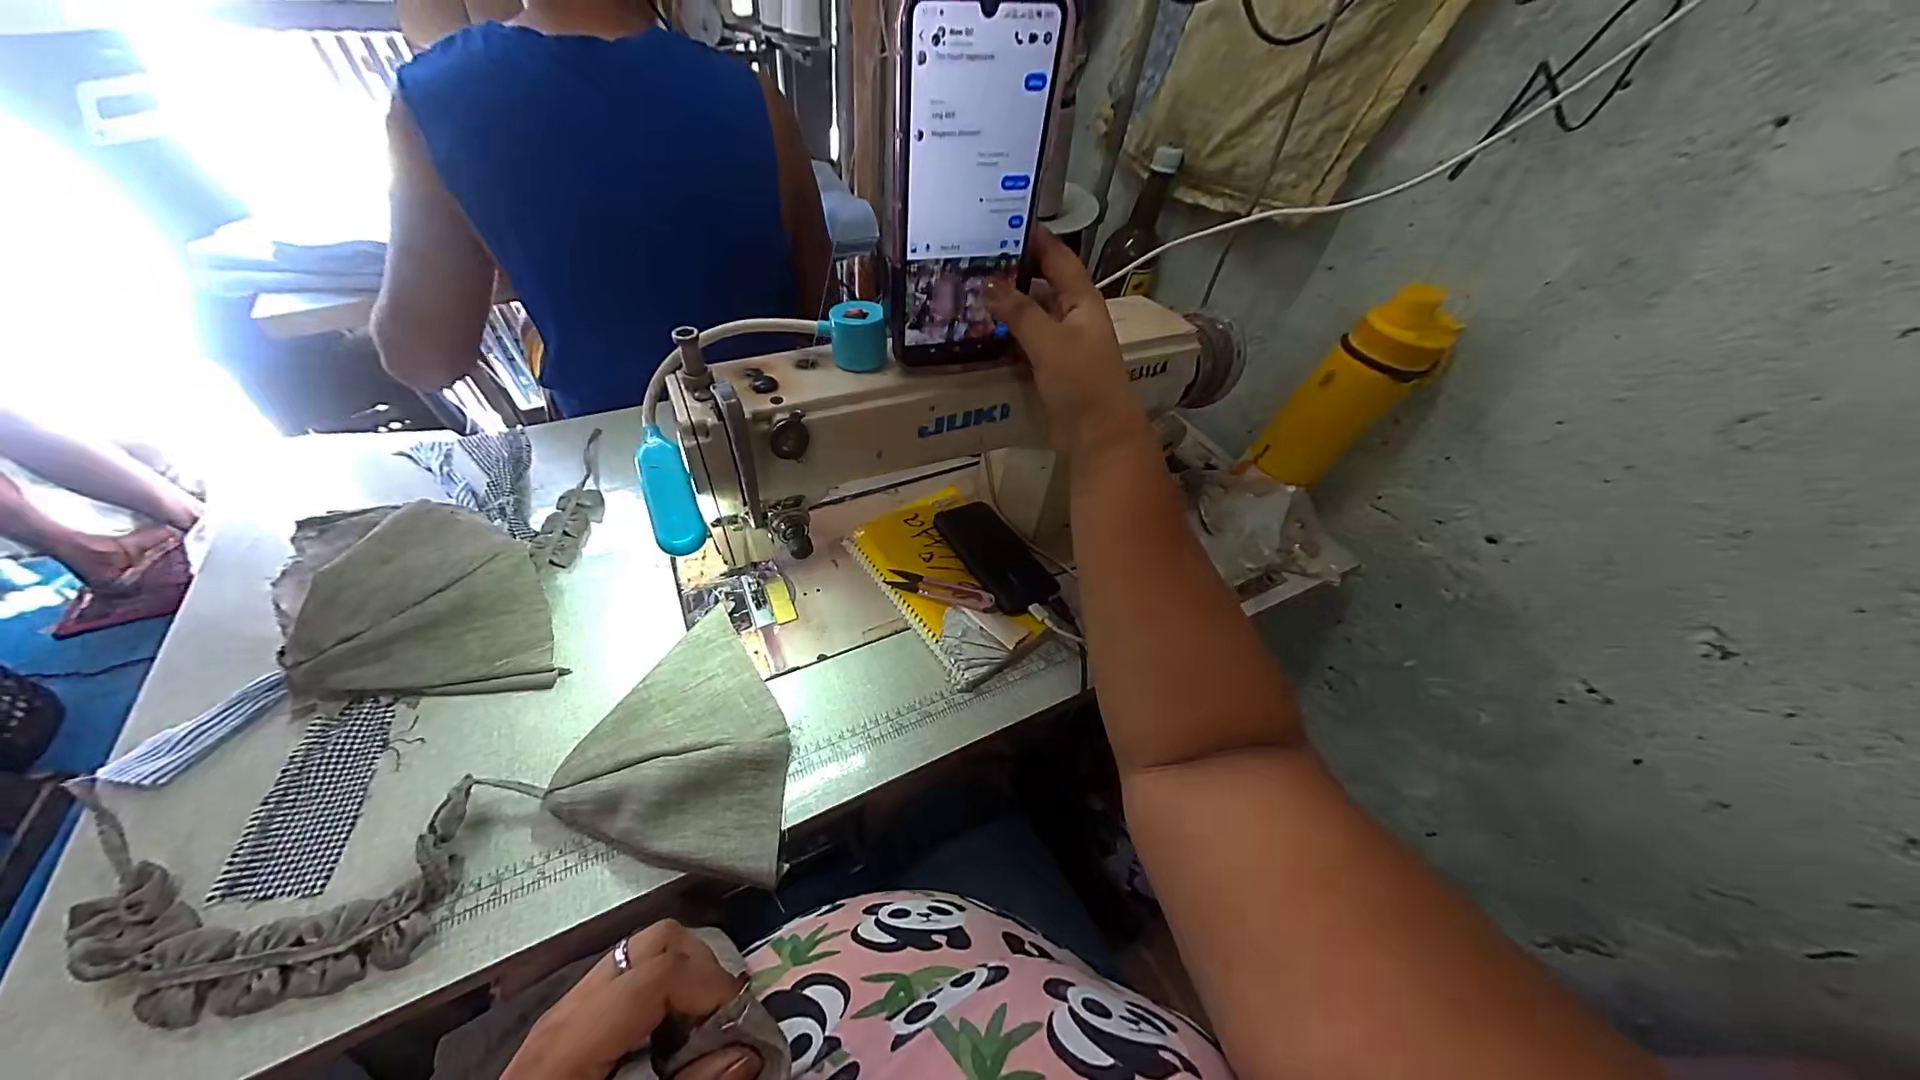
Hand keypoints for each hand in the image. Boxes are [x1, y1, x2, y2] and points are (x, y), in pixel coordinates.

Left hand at [504, 920, 761, 1079]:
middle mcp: (567, 1011)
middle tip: (721, 1021)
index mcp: (571, 1040)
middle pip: (657, 940)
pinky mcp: (569, 1026)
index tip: (739, 1025)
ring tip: (697, 1030)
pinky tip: (666, 1040)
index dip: (712, 988)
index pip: (660, 972)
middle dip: (703, 969)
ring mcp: (565, 1013)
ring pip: (645, 950)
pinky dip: (663, 993)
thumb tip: (745, 1055)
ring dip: (686, 977)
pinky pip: (630, 979)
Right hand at [985, 228, 1148, 457]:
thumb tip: (988, 283)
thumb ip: (1019, 312)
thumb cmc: (1082, 383)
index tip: (999, 219)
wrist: (1097, 435)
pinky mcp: (1047, 368)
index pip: (1056, 257)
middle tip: (969, 261)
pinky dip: (1002, 337)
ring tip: (965, 293)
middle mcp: (1071, 316)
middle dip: (1008, 274)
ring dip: (1002, 308)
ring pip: (1027, 316)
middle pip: (1038, 285)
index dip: (1033, 237)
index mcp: (1081, 300)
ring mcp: (1059, 343)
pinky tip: (977, 333)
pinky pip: (1021, 344)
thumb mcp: (1050, 342)